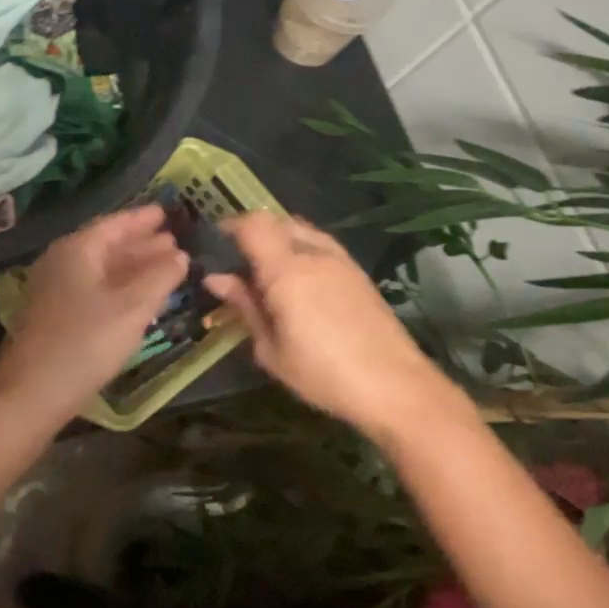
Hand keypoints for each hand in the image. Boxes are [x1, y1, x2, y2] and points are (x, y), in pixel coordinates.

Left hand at [0, 205, 188, 420]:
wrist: (33, 391)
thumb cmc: (86, 342)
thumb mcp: (132, 306)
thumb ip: (160, 276)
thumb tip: (179, 256)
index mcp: (77, 250)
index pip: (114, 224)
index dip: (143, 219)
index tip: (168, 214)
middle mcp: (61, 262)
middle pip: (106, 245)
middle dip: (141, 244)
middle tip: (175, 242)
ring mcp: (54, 290)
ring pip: (100, 270)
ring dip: (133, 268)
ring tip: (166, 268)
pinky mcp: (54, 316)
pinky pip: (93, 290)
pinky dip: (119, 288)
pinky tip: (139, 300)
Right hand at [205, 213, 462, 441]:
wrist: (394, 386)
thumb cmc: (322, 373)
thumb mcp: (270, 348)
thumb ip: (244, 306)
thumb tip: (217, 279)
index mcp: (286, 270)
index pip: (253, 224)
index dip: (229, 226)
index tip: (213, 243)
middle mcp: (314, 254)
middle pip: (277, 221)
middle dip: (252, 232)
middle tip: (236, 261)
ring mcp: (341, 261)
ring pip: (301, 230)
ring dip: (278, 239)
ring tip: (266, 271)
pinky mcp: (358, 273)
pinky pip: (321, 245)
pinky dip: (300, 250)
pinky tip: (296, 282)